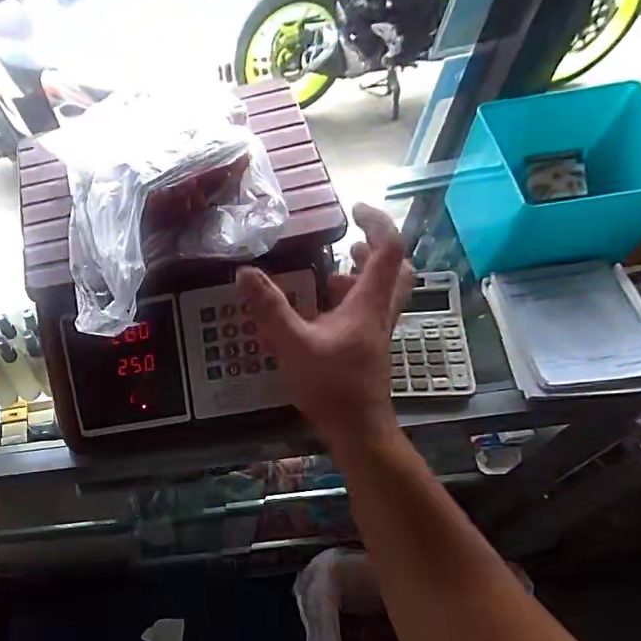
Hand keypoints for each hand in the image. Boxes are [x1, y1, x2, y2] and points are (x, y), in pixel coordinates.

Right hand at [236, 203, 409, 449]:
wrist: (358, 430)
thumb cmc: (332, 386)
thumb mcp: (293, 345)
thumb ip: (269, 309)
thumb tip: (245, 274)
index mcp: (369, 303)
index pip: (388, 248)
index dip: (375, 222)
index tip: (353, 210)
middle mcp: (379, 313)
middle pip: (394, 270)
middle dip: (373, 252)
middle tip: (347, 248)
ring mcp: (376, 335)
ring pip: (381, 295)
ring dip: (359, 280)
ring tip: (323, 280)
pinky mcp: (368, 353)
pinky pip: (366, 317)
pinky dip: (348, 307)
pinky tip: (319, 319)